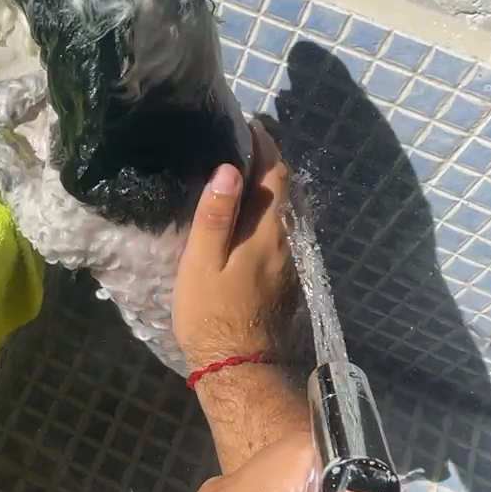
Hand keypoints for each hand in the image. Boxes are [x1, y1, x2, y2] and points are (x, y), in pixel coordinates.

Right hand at [173, 122, 292, 367]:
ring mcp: (287, 263)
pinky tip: (247, 216)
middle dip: (268, 163)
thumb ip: (215, 216)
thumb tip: (230, 171)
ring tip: (242, 174)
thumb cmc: (212, 313)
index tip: (251, 125)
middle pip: (283, 192)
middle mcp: (285, 243)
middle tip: (243, 143)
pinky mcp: (282, 279)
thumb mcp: (203, 263)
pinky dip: (265, 213)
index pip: (274, 177)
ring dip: (267, 188)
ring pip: (282, 213)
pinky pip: (278, 232)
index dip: (266, 148)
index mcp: (266, 233)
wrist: (237, 366)